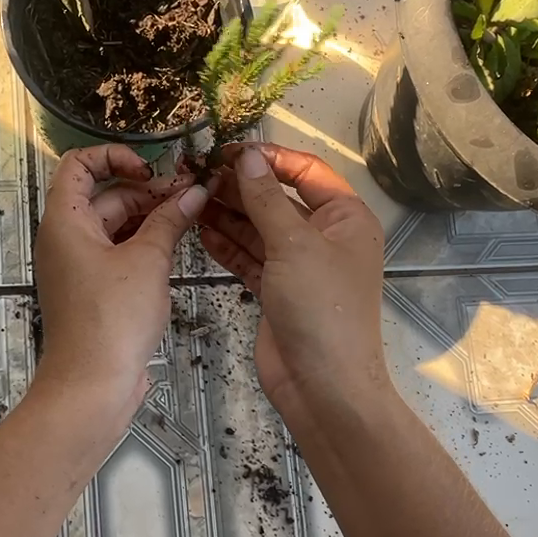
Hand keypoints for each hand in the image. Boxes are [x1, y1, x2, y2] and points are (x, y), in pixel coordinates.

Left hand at [35, 145, 206, 418]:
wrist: (92, 384)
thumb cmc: (113, 317)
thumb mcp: (147, 261)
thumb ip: (170, 220)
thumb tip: (194, 191)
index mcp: (65, 220)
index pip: (79, 164)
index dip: (115, 157)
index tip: (151, 171)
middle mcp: (65, 238)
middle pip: (103, 196)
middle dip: (146, 191)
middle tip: (190, 195)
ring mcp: (77, 266)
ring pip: (114, 226)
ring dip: (149, 218)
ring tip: (190, 216)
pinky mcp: (92, 290)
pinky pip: (115, 253)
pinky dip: (142, 244)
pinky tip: (175, 246)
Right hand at [199, 144, 389, 424]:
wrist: (323, 385)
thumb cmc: (320, 307)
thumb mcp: (294, 245)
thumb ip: (266, 198)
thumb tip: (247, 156)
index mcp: (345, 218)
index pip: (306, 172)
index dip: (268, 158)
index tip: (228, 151)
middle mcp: (324, 238)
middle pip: (278, 200)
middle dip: (241, 187)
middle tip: (198, 175)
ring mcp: (298, 266)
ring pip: (259, 229)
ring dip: (228, 214)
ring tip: (192, 198)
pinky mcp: (276, 291)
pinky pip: (250, 258)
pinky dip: (228, 246)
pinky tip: (201, 231)